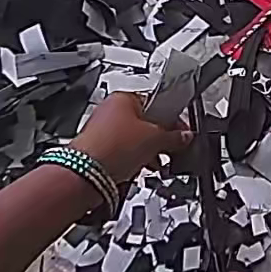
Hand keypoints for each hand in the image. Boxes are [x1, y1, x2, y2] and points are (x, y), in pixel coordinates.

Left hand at [69, 93, 191, 182]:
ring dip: (147, 152)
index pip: (157, 103)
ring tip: (155, 163)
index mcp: (124, 97)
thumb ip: (174, 137)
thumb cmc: (112, 147)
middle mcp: (110, 110)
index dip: (173, 119)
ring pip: (133, 140)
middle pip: (145, 123)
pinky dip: (133, 160)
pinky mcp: (97, 151)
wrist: (85, 174)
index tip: (182, 132)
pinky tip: (139, 169)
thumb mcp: (155, 139)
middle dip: (159, 139)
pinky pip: (122, 153)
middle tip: (169, 149)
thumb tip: (185, 137)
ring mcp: (102, 131)